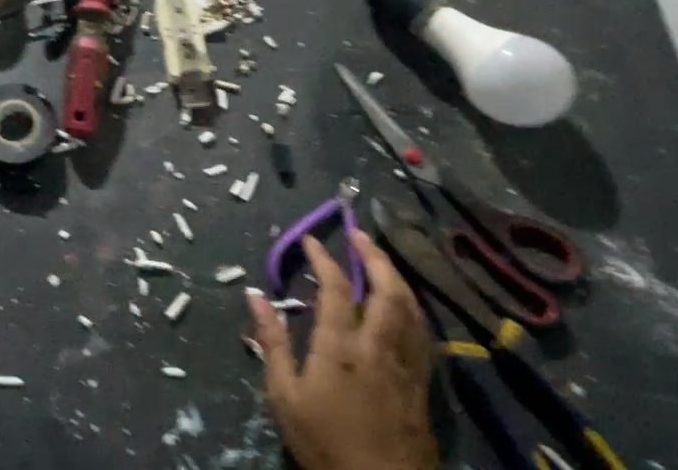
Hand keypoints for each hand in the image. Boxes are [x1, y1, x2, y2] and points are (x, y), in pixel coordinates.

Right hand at [249, 229, 437, 469]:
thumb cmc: (325, 443)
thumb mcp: (285, 396)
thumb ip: (272, 343)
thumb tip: (255, 295)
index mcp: (340, 346)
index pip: (335, 287)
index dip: (323, 258)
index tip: (311, 239)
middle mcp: (378, 346)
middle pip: (386, 290)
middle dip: (374, 256)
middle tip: (358, 235)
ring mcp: (405, 365)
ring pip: (410, 309)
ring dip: (396, 278)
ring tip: (381, 261)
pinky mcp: (422, 385)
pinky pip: (421, 333)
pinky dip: (411, 308)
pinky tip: (403, 308)